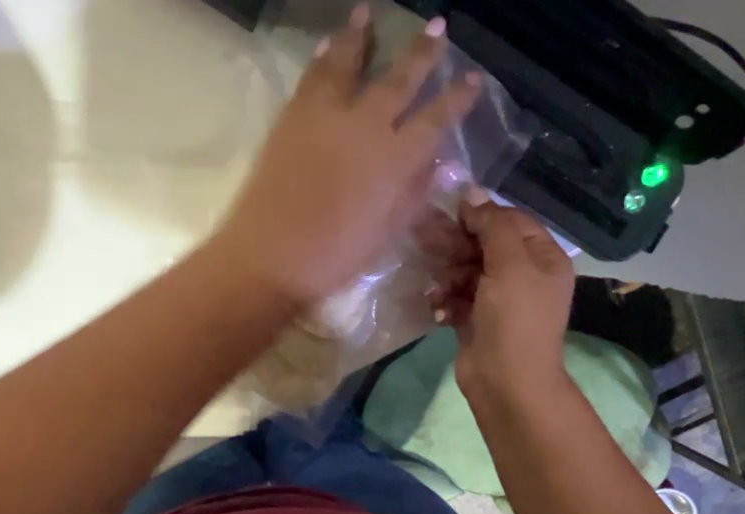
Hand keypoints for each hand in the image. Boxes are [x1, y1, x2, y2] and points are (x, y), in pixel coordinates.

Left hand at [213, 4, 482, 306]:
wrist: (271, 258)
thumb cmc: (334, 257)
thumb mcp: (385, 233)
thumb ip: (416, 194)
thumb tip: (447, 164)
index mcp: (396, 159)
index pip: (436, 120)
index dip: (457, 99)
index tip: (473, 77)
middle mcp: (366, 126)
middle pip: (399, 81)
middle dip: (422, 54)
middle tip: (439, 26)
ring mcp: (327, 116)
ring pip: (349, 64)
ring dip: (361, 36)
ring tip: (367, 13)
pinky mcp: (293, 118)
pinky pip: (313, 78)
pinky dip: (323, 58)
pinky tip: (327, 45)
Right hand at [435, 191, 576, 395]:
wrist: (507, 383)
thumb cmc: (515, 319)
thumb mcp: (510, 263)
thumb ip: (492, 225)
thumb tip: (472, 192)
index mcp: (543, 258)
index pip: (511, 222)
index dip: (481, 215)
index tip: (450, 213)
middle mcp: (524, 277)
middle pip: (485, 245)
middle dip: (457, 244)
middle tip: (426, 240)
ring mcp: (499, 302)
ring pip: (466, 272)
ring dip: (448, 274)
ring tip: (437, 284)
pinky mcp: (476, 323)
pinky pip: (457, 299)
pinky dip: (446, 301)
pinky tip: (438, 308)